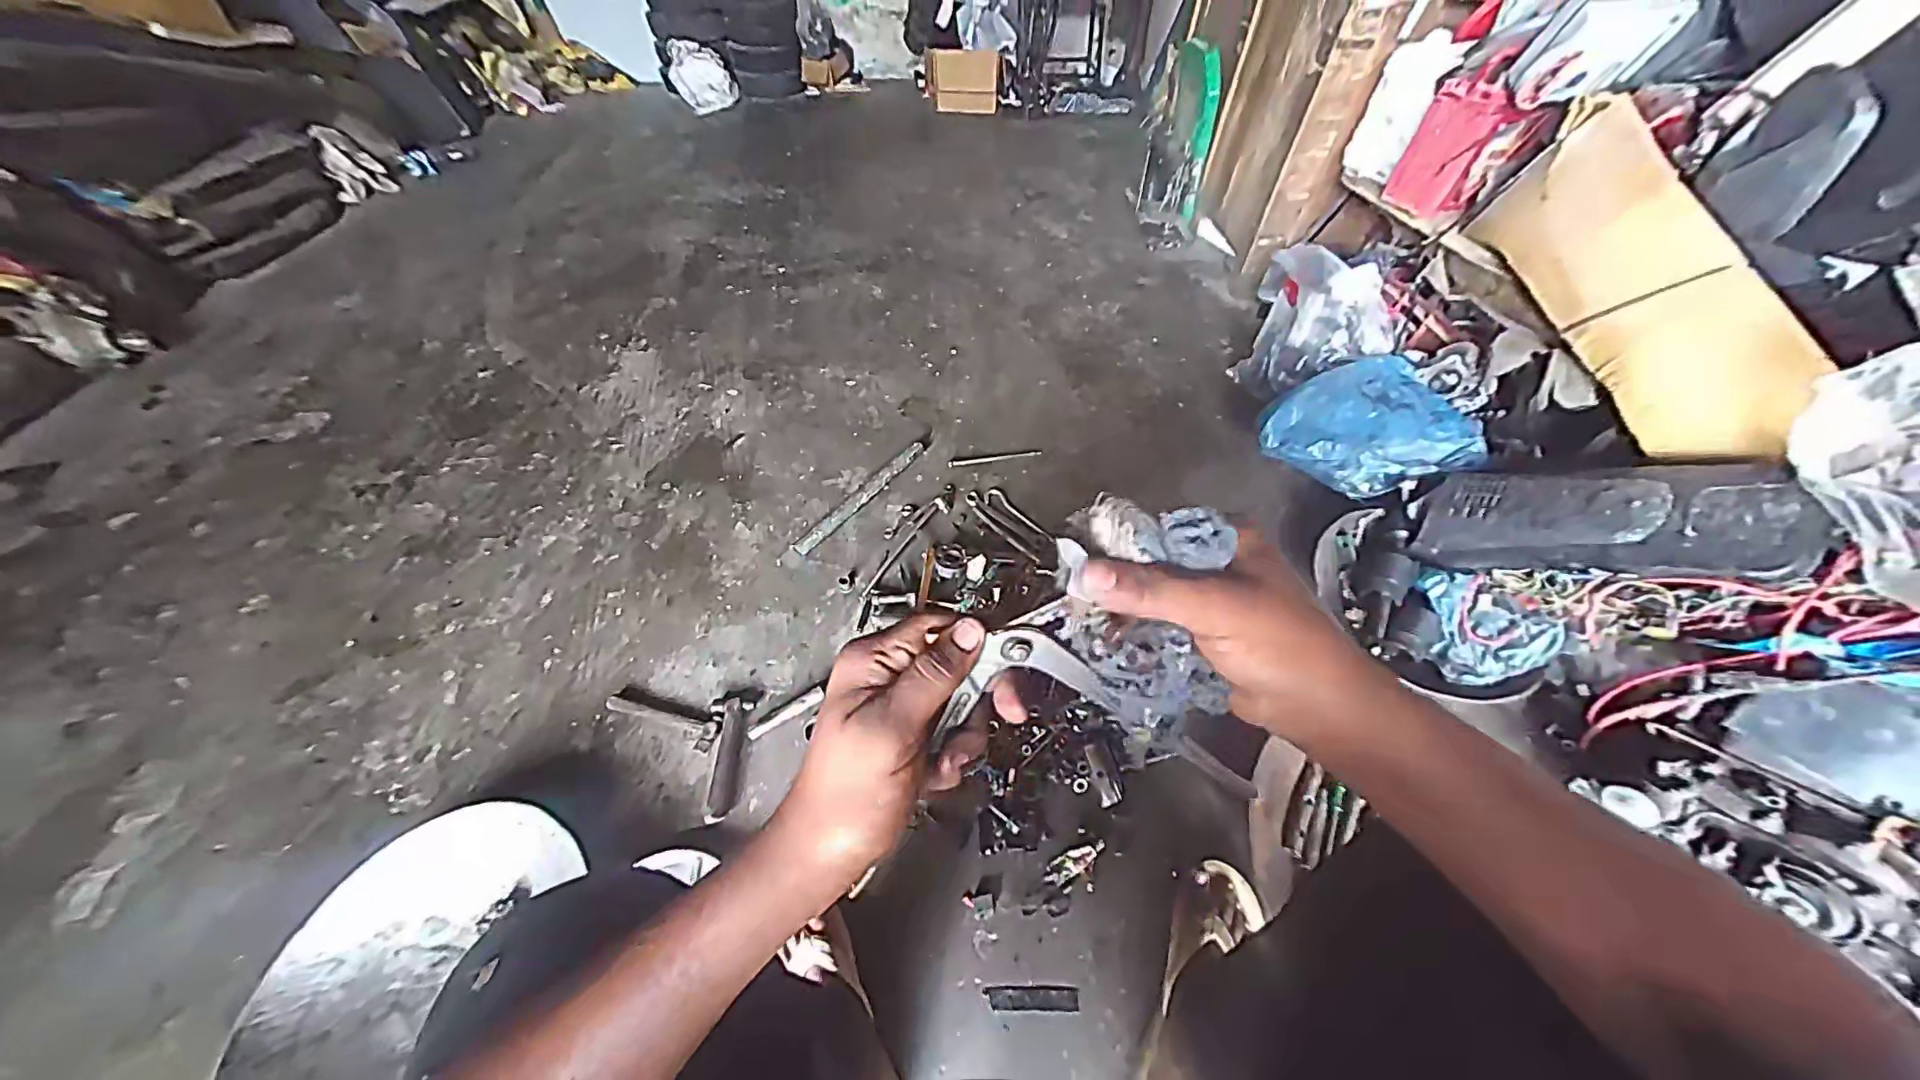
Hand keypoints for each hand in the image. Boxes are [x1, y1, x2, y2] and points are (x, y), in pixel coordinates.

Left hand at [770, 612, 1000, 882]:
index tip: (1004, 662)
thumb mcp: (892, 726)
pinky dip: (956, 753)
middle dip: (978, 695)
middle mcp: (889, 678)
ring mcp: (904, 708)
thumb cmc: (843, 794)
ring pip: (965, 700)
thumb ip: (934, 675)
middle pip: (959, 663)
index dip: (976, 641)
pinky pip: (957, 730)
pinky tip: (935, 771)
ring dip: (966, 734)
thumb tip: (968, 631)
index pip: (937, 627)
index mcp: (873, 662)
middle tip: (1000, 712)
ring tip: (945, 756)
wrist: (832, 850)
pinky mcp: (917, 736)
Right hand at [1078, 529, 1390, 744]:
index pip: (1156, 529)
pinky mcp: (1198, 634)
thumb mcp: (1216, 607)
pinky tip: (1109, 641)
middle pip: (1147, 565)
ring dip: (1121, 611)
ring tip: (1084, 622)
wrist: (1318, 710)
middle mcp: (1212, 564)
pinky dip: (1134, 633)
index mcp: (1225, 538)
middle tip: (1075, 599)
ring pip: (1148, 598)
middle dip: (1114, 584)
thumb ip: (1152, 589)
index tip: (1076, 564)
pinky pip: (1156, 626)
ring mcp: (1204, 601)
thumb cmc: (1283, 647)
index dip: (1116, 545)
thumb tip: (1089, 573)